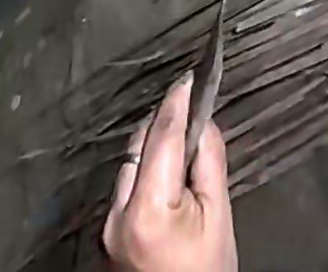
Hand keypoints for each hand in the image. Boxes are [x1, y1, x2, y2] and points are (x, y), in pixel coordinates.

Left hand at [103, 73, 236, 271]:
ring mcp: (108, 224)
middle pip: (140, 143)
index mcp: (148, 206)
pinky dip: (147, 163)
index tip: (190, 76)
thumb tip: (203, 120)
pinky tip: (167, 161)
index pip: (163, 135)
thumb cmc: (207, 270)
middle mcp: (118, 211)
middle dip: (165, 117)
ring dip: (155, 139)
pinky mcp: (108, 232)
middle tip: (192, 100)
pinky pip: (128, 181)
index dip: (177, 100)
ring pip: (131, 160)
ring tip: (184, 130)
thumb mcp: (219, 214)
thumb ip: (209, 160)